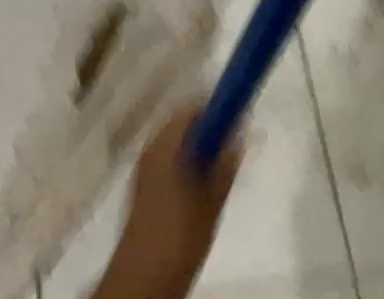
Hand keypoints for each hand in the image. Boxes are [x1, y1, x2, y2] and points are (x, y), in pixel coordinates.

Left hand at [93, 105, 241, 298]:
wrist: (143, 277)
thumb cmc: (179, 235)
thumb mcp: (211, 200)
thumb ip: (225, 163)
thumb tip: (239, 131)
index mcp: (164, 145)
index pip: (191, 107)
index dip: (216, 106)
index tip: (238, 111)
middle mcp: (150, 149)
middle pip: (181, 122)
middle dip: (208, 127)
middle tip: (232, 143)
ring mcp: (144, 167)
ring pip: (175, 141)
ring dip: (198, 145)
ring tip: (220, 167)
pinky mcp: (143, 185)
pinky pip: (168, 158)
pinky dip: (186, 160)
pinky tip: (201, 185)